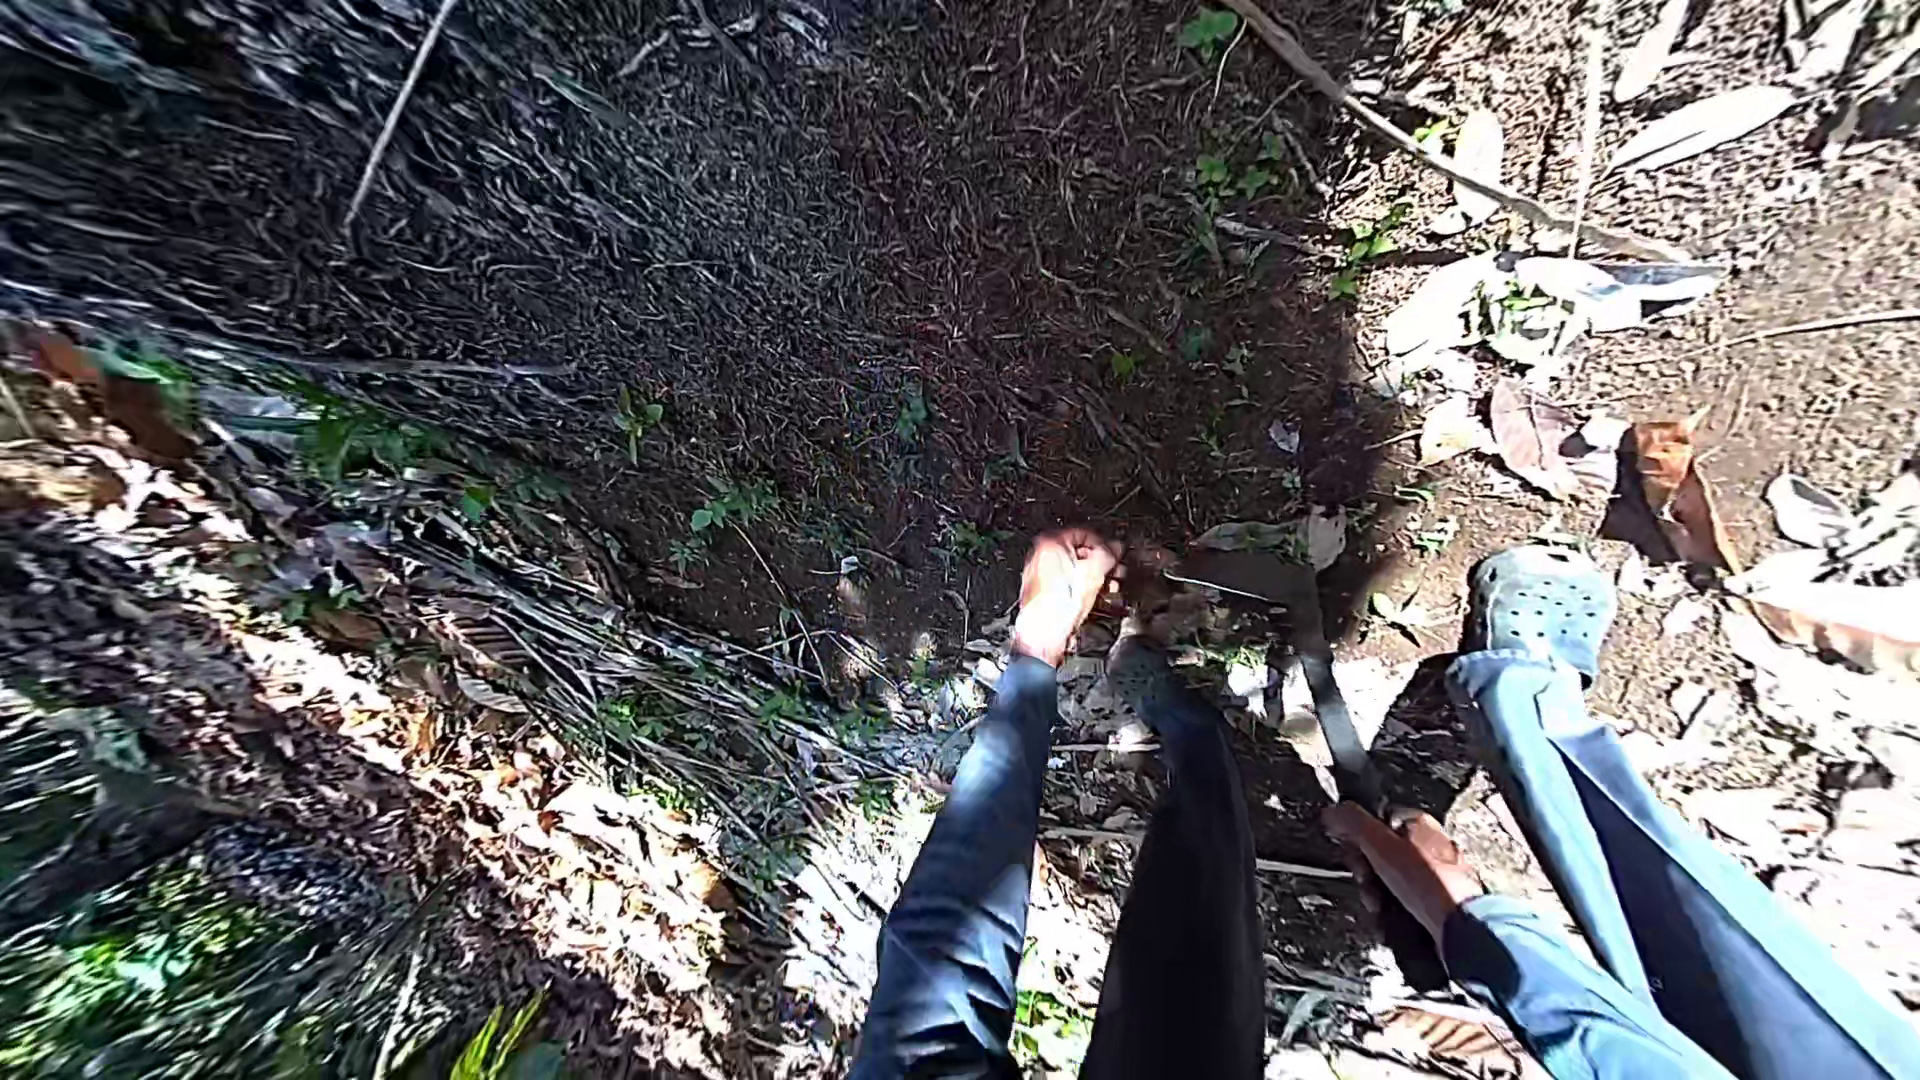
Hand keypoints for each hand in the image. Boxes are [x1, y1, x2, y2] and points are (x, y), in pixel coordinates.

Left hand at [1010, 528, 1121, 666]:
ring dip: (1095, 577)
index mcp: (1049, 543)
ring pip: (1074, 569)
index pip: (1084, 533)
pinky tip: (1096, 597)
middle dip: (1101, 563)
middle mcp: (1041, 555)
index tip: (1116, 555)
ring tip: (1110, 586)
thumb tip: (1115, 548)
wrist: (1043, 635)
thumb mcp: (1093, 573)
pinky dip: (1082, 587)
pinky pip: (1067, 582)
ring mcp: (1040, 574)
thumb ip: (1108, 555)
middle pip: (1079, 552)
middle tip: (1116, 571)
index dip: (1105, 545)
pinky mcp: (1043, 591)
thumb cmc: (1059, 605)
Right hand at [1323, 802, 1484, 943]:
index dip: (1357, 835)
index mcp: (1419, 823)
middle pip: (1378, 852)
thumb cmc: (1429, 882)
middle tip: (1366, 879)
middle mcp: (1431, 847)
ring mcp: (1436, 879)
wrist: (1466, 933)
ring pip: (1388, 880)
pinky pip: (1403, 903)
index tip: (1350, 847)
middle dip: (1365, 869)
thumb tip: (1332, 811)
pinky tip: (1391, 917)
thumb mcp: (1378, 841)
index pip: (1374, 819)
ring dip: (1376, 892)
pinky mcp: (1439, 907)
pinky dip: (1392, 911)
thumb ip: (1351, 820)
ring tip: (1380, 904)